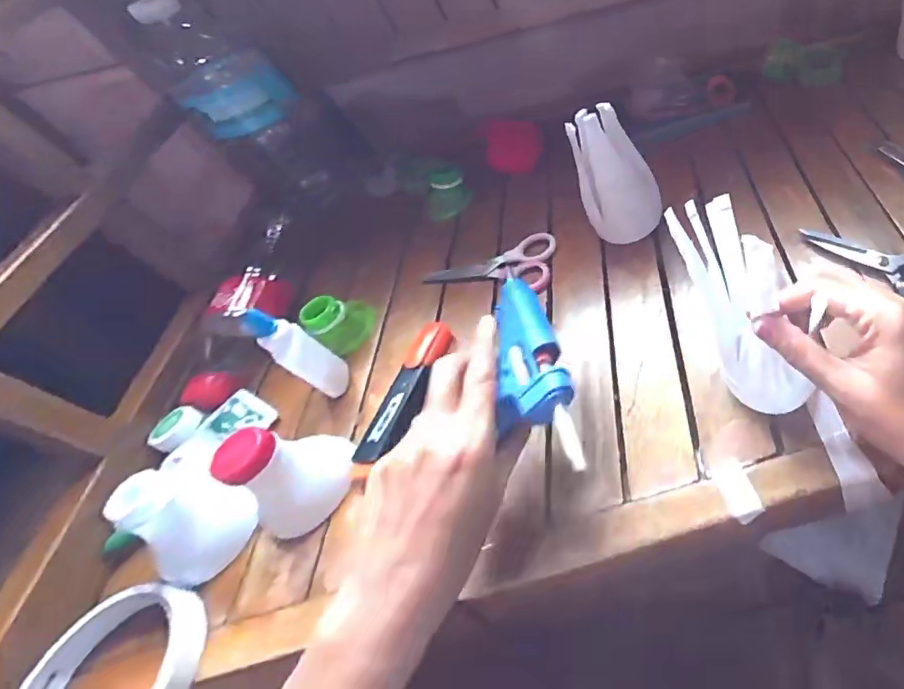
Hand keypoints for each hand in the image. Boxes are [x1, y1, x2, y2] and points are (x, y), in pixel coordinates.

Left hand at [295, 314, 522, 688]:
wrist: (395, 584)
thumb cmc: (458, 547)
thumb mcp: (493, 496)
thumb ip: (507, 448)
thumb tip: (520, 417)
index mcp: (470, 442)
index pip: (482, 378)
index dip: (488, 344)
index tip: (490, 320)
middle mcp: (436, 432)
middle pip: (447, 371)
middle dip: (462, 359)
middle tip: (475, 366)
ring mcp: (405, 441)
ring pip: (429, 404)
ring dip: (445, 405)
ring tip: (453, 441)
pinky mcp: (383, 455)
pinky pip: (411, 433)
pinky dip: (426, 437)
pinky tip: (426, 473)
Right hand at [755, 271, 903, 505]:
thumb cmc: (901, 423)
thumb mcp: (843, 387)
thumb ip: (800, 351)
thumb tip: (758, 324)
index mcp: (882, 312)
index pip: (820, 288)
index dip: (784, 300)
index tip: (756, 319)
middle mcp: (890, 302)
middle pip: (831, 282)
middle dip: (795, 299)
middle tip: (768, 323)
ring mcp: (897, 314)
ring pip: (842, 292)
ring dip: (810, 305)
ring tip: (785, 329)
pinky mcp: (896, 328)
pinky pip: (855, 307)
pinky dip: (829, 313)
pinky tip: (814, 333)